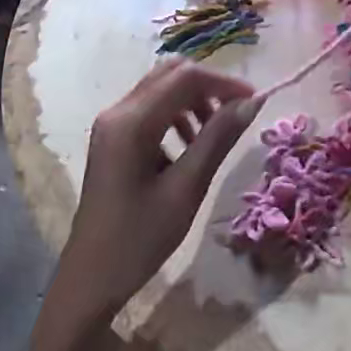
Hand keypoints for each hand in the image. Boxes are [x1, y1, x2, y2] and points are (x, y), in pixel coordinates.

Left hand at [58, 60, 261, 316]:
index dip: (224, 83)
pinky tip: (189, 149)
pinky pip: (150, 111)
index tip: (256, 102)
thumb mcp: (187, 187)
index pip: (185, 77)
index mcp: (131, 122)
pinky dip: (176, 117)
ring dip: (193, 102)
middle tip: (237, 115)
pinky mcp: (113, 140)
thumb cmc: (141, 237)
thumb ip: (218, 139)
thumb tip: (251, 103)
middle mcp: (117, 113)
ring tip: (215, 135)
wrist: (94, 275)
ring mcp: (111, 126)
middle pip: (170, 75)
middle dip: (208, 87)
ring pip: (160, 91)